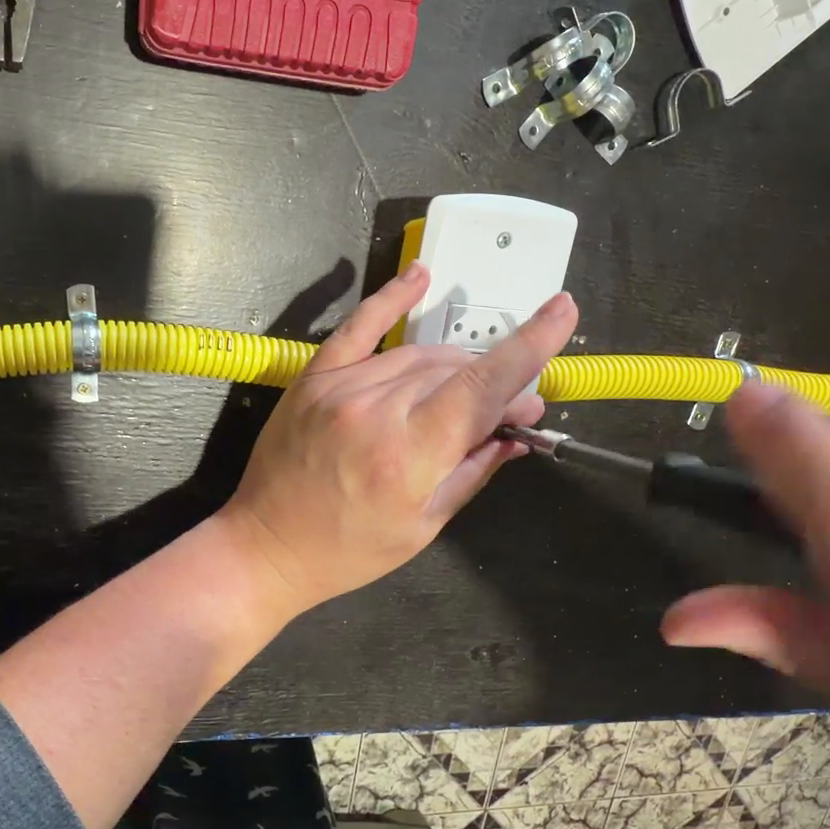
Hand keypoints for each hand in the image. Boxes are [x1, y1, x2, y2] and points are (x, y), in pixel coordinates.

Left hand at [216, 264, 576, 615]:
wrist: (266, 547)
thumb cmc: (348, 551)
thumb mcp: (423, 526)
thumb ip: (472, 470)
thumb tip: (516, 431)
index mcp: (411, 453)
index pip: (485, 384)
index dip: (531, 346)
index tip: (564, 314)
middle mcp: (377, 409)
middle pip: (455, 370)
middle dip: (493, 381)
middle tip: (511, 407)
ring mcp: (340, 388)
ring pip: (417, 355)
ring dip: (453, 365)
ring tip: (470, 386)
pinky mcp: (312, 379)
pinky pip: (357, 328)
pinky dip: (390, 300)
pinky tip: (420, 277)